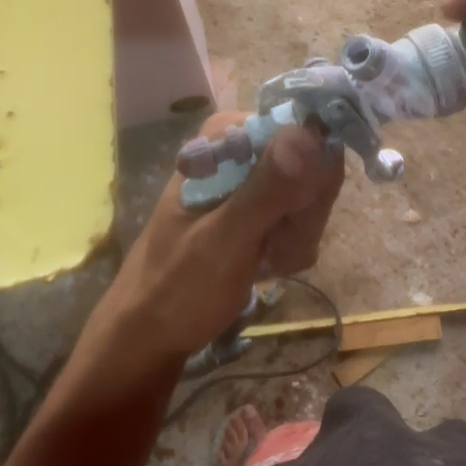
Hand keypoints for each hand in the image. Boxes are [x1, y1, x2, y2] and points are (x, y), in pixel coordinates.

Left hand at [81, 113, 345, 373]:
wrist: (150, 334)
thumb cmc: (178, 287)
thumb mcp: (224, 239)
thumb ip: (266, 189)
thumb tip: (308, 133)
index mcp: (225, 136)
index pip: (304, 130)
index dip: (310, 175)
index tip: (294, 216)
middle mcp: (241, 146)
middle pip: (314, 162)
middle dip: (303, 213)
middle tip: (274, 248)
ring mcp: (252, 177)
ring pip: (314, 192)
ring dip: (298, 235)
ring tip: (264, 261)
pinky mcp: (260, 205)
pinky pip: (304, 215)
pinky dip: (292, 246)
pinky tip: (268, 265)